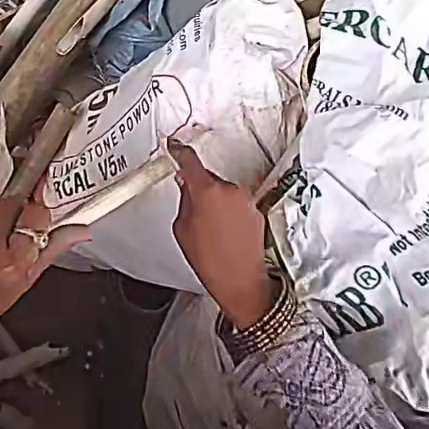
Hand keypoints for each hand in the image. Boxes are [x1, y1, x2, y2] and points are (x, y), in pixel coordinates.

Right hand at [169, 140, 273, 328]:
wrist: (241, 282)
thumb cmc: (211, 261)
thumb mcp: (182, 229)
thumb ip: (184, 200)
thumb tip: (186, 186)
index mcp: (207, 191)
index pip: (190, 161)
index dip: (179, 151)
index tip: (174, 146)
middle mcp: (230, 191)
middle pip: (208, 177)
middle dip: (198, 188)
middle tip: (192, 211)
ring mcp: (245, 200)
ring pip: (222, 190)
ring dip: (214, 202)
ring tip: (209, 229)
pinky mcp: (255, 211)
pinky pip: (235, 203)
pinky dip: (228, 212)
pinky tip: (223, 233)